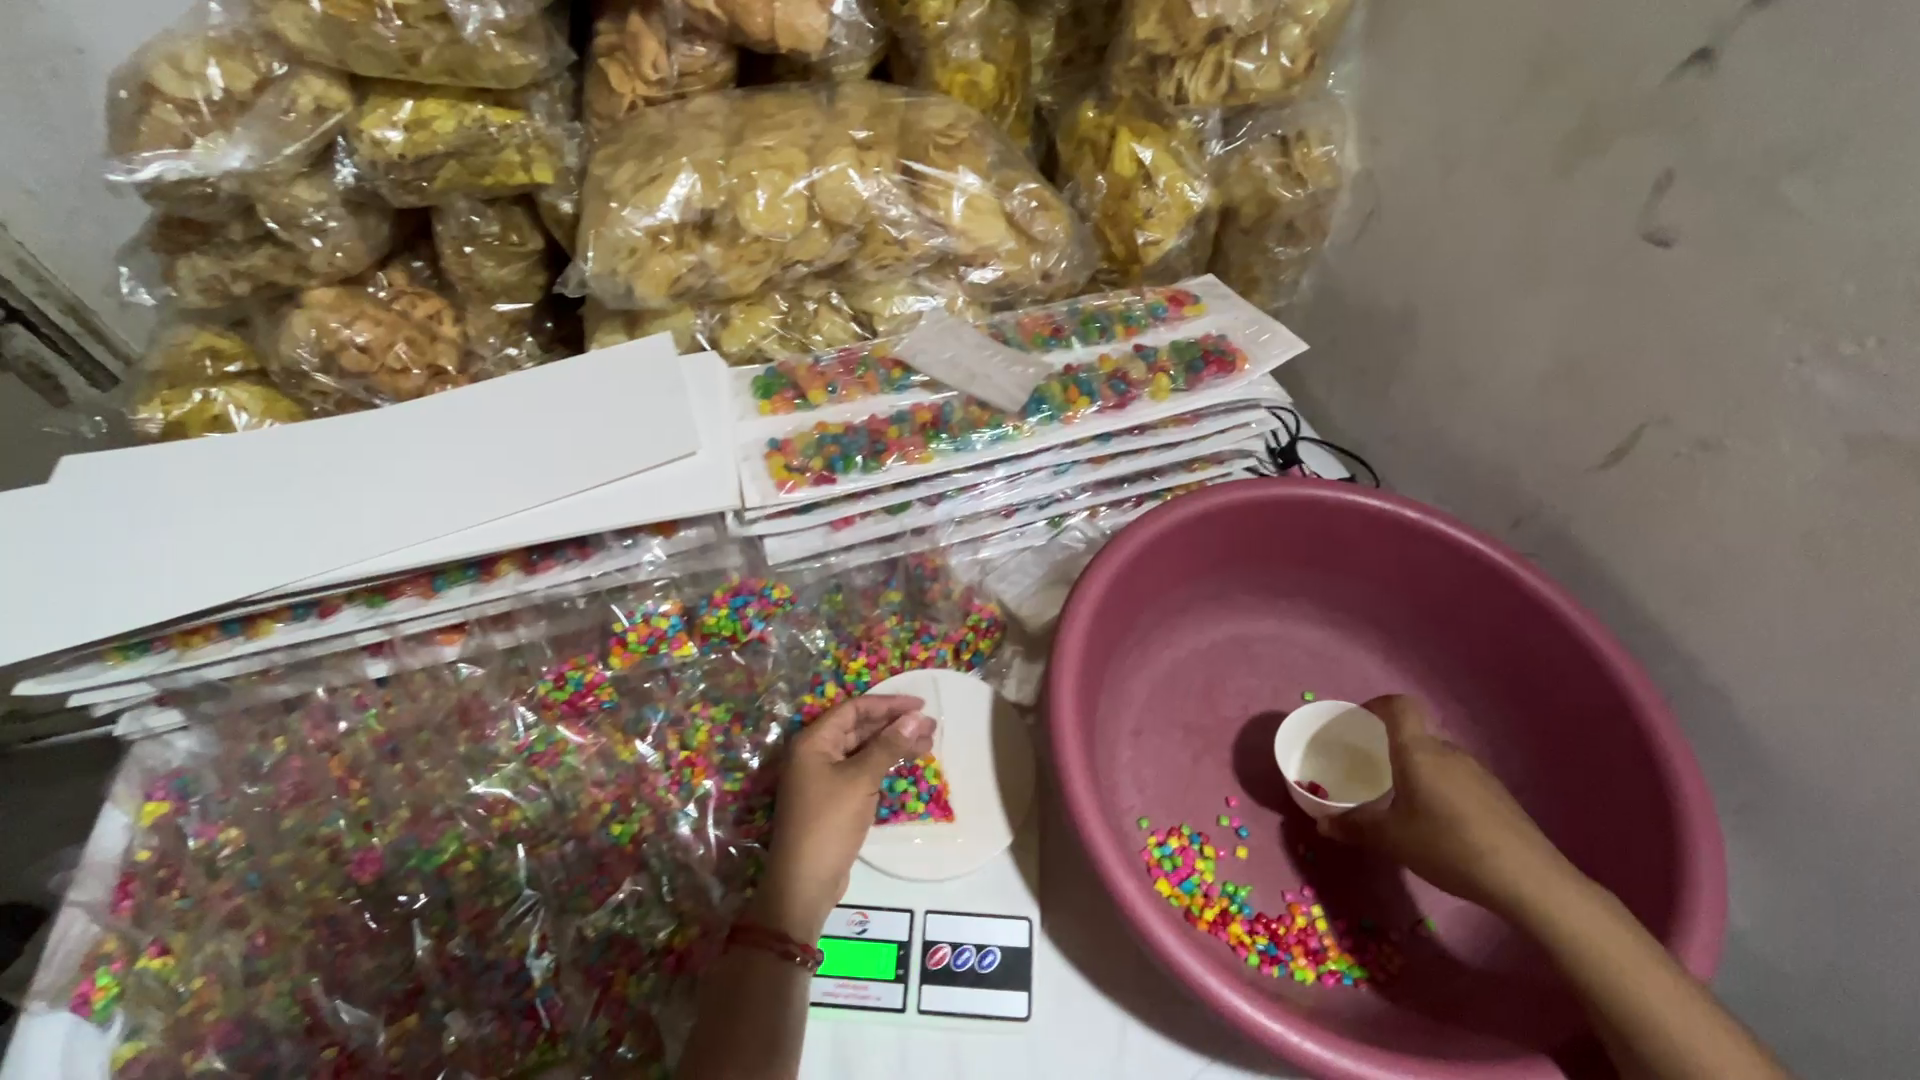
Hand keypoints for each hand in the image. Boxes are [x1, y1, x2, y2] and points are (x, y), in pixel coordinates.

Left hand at [752, 695, 934, 942]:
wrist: (805, 881)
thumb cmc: (829, 822)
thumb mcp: (861, 779)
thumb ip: (889, 745)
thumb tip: (916, 718)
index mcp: (813, 741)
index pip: (855, 709)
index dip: (889, 704)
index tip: (921, 706)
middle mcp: (815, 753)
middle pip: (859, 728)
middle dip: (895, 725)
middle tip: (931, 727)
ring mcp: (823, 776)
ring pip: (863, 750)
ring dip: (893, 744)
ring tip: (928, 745)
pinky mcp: (833, 797)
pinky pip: (861, 769)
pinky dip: (883, 764)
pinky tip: (905, 764)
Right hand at [1319, 694, 1581, 916]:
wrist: (1528, 879)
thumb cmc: (1449, 846)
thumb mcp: (1392, 840)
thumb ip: (1354, 827)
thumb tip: (1322, 824)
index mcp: (1419, 752)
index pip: (1400, 706)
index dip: (1376, 705)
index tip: (1357, 721)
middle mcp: (1449, 753)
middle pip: (1415, 735)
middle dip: (1389, 747)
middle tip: (1368, 771)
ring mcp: (1478, 773)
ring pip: (1436, 758)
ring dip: (1414, 770)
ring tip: (1398, 800)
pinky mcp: (1496, 795)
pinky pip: (1455, 777)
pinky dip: (1437, 788)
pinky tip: (1435, 822)